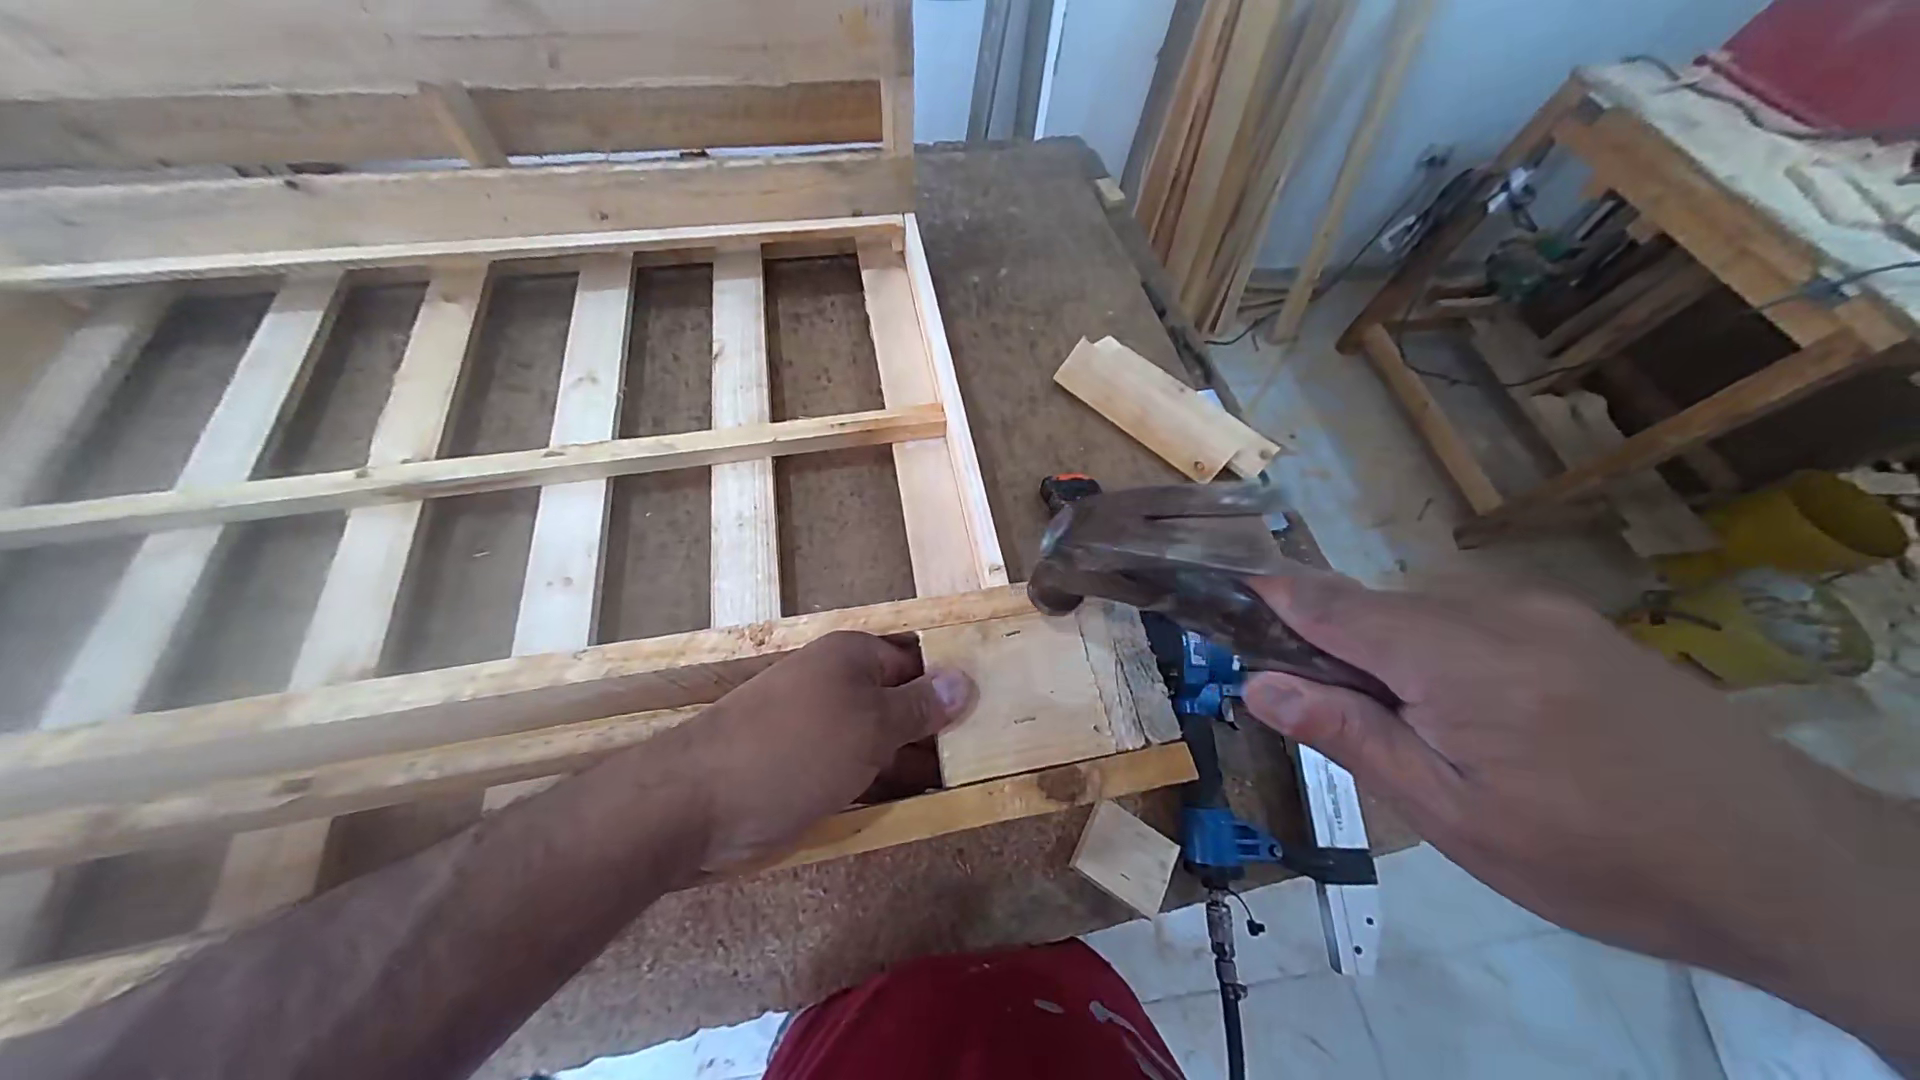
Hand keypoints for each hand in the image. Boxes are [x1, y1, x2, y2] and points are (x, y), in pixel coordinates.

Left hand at [685, 631, 975, 869]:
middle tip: (986, 758)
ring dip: (914, 761)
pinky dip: (883, 784)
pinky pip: (857, 768)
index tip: (992, 713)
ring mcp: (818, 727)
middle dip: (938, 728)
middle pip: (901, 700)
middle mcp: (836, 684)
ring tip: (962, 786)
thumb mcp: (870, 725)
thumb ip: (920, 706)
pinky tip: (913, 803)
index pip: (918, 659)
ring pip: (881, 739)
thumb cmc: (794, 750)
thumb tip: (964, 679)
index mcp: (853, 656)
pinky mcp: (804, 767)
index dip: (952, 684)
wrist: (692, 805)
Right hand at [1236, 573, 1916, 998]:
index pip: (1328, 603)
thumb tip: (1260, 687)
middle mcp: (1491, 612)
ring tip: (1398, 727)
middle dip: (1323, 641)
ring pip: (1417, 615)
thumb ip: (1349, 737)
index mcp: (1453, 657)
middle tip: (1308, 703)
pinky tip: (1465, 715)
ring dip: (1380, 653)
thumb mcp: (1452, 816)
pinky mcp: (1572, 627)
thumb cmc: (1599, 858)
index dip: (1268, 594)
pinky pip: (1467, 623)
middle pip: (1369, 607)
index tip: (1218, 592)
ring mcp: (1540, 613)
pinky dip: (1431, 653)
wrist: (1803, 871)